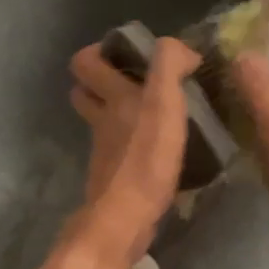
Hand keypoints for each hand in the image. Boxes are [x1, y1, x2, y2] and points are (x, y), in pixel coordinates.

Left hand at [69, 36, 201, 255]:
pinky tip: (162, 147)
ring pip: (103, 122)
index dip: (100, 51)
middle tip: (140, 80)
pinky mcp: (117, 175)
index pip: (84, 62)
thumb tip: (184, 51)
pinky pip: (121, 150)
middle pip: (85, 93)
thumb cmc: (145, 157)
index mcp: (111, 97)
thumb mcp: (163, 101)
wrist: (127, 217)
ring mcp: (106, 150)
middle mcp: (102, 120)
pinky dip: (135, 143)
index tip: (132, 52)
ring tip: (156, 111)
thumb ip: (169, 65)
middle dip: (104, 81)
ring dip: (121, 113)